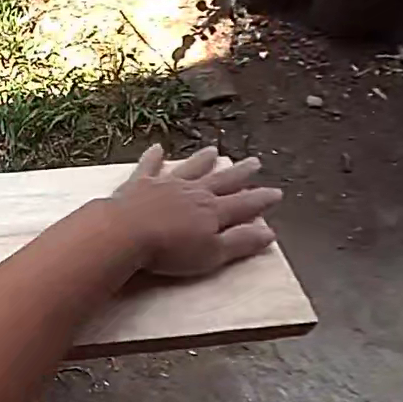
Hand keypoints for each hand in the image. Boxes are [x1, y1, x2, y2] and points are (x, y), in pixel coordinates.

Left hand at [110, 144, 283, 276]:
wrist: (125, 233)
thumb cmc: (170, 251)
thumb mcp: (212, 253)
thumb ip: (240, 242)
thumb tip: (268, 232)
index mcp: (213, 211)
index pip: (244, 204)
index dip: (261, 199)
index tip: (277, 192)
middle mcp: (194, 192)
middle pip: (222, 181)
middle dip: (240, 173)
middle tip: (255, 162)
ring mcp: (166, 185)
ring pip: (190, 169)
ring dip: (203, 161)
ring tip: (214, 150)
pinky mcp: (139, 184)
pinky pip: (149, 167)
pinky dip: (154, 158)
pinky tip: (158, 148)